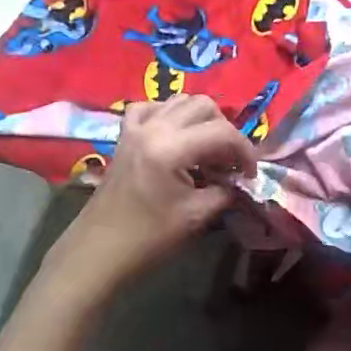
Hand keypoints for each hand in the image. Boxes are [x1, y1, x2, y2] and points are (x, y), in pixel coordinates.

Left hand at [41, 96, 254, 305]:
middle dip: (225, 131)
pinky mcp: (124, 136)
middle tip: (230, 162)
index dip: (245, 151)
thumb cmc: (149, 238)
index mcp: (170, 147)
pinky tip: (176, 137)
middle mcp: (153, 127)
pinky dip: (170, 116)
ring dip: (201, 121)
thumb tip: (237, 181)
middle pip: (204, 106)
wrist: (101, 249)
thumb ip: (224, 192)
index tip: (250, 174)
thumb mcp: (196, 216)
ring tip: (207, 151)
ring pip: (179, 101)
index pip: (222, 132)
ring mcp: (135, 128)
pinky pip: (151, 109)